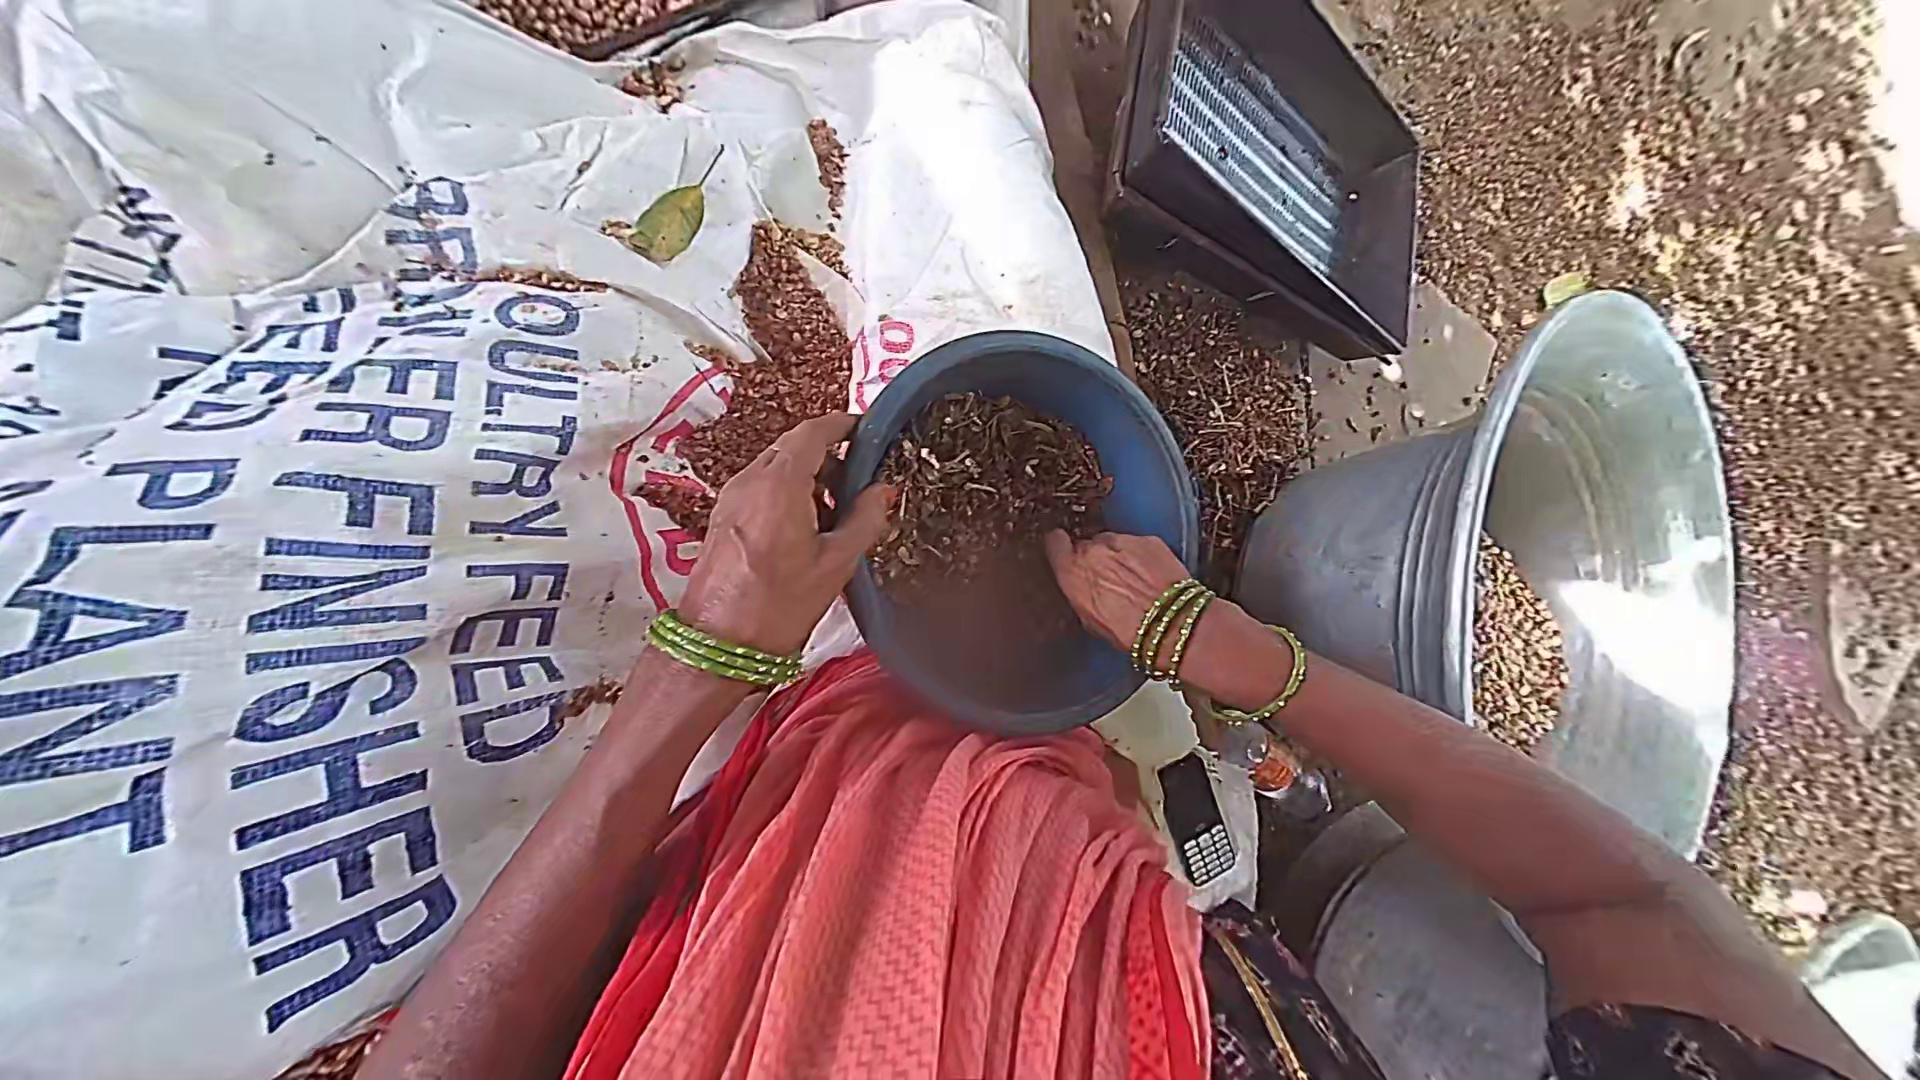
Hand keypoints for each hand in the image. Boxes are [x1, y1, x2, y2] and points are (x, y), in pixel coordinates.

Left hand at [677, 413, 893, 654]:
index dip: (840, 424)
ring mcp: (731, 497)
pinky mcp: (723, 516)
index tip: (865, 429)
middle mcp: (749, 481)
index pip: (811, 433)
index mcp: (779, 485)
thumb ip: (865, 519)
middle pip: (792, 447)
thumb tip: (883, 490)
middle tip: (859, 477)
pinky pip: (761, 486)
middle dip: (828, 453)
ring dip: (808, 475)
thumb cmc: (780, 604)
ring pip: (775, 466)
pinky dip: (788, 490)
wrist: (719, 644)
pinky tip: (808, 524)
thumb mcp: (836, 563)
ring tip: (837, 508)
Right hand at [1045, 529, 1290, 708]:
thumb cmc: (1133, 632)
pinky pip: (1137, 543)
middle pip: (1086, 544)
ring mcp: (1122, 542)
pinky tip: (1151, 578)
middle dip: (1094, 559)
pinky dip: (1142, 556)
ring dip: (1119, 556)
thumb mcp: (1090, 620)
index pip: (1054, 542)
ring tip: (1134, 582)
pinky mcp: (1148, 540)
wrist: (1173, 626)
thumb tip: (1079, 586)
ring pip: (1112, 542)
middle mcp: (1094, 551)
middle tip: (1108, 581)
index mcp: (1072, 572)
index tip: (1064, 553)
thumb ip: (1078, 593)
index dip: (1060, 548)